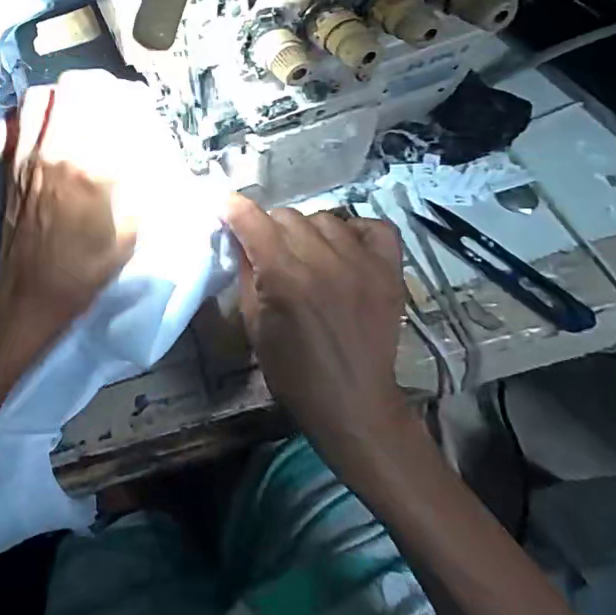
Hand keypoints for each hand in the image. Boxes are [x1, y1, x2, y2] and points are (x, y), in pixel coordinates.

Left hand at [0, 74, 142, 365]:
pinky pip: (7, 122)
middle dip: (96, 86)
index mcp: (88, 167)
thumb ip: (140, 186)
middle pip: (71, 90)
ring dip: (59, 94)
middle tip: (108, 97)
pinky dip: (24, 116)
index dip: (128, 99)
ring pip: (36, 98)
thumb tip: (146, 153)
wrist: (30, 290)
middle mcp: (51, 151)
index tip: (138, 103)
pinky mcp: (2, 165)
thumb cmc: (84, 267)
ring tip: (74, 105)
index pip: (110, 107)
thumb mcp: (129, 230)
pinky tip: (39, 127)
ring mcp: (21, 154)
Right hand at [224, 196, 413, 465]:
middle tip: (267, 250)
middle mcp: (323, 261)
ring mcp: (362, 264)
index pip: (251, 219)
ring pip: (324, 218)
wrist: (354, 405)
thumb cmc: (292, 370)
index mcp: (284, 276)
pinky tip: (345, 249)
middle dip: (268, 227)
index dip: (232, 209)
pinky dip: (356, 231)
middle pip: (286, 215)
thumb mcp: (252, 322)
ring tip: (307, 255)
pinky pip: (374, 227)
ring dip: (307, 231)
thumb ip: (246, 271)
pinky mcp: (390, 272)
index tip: (225, 211)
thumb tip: (237, 236)